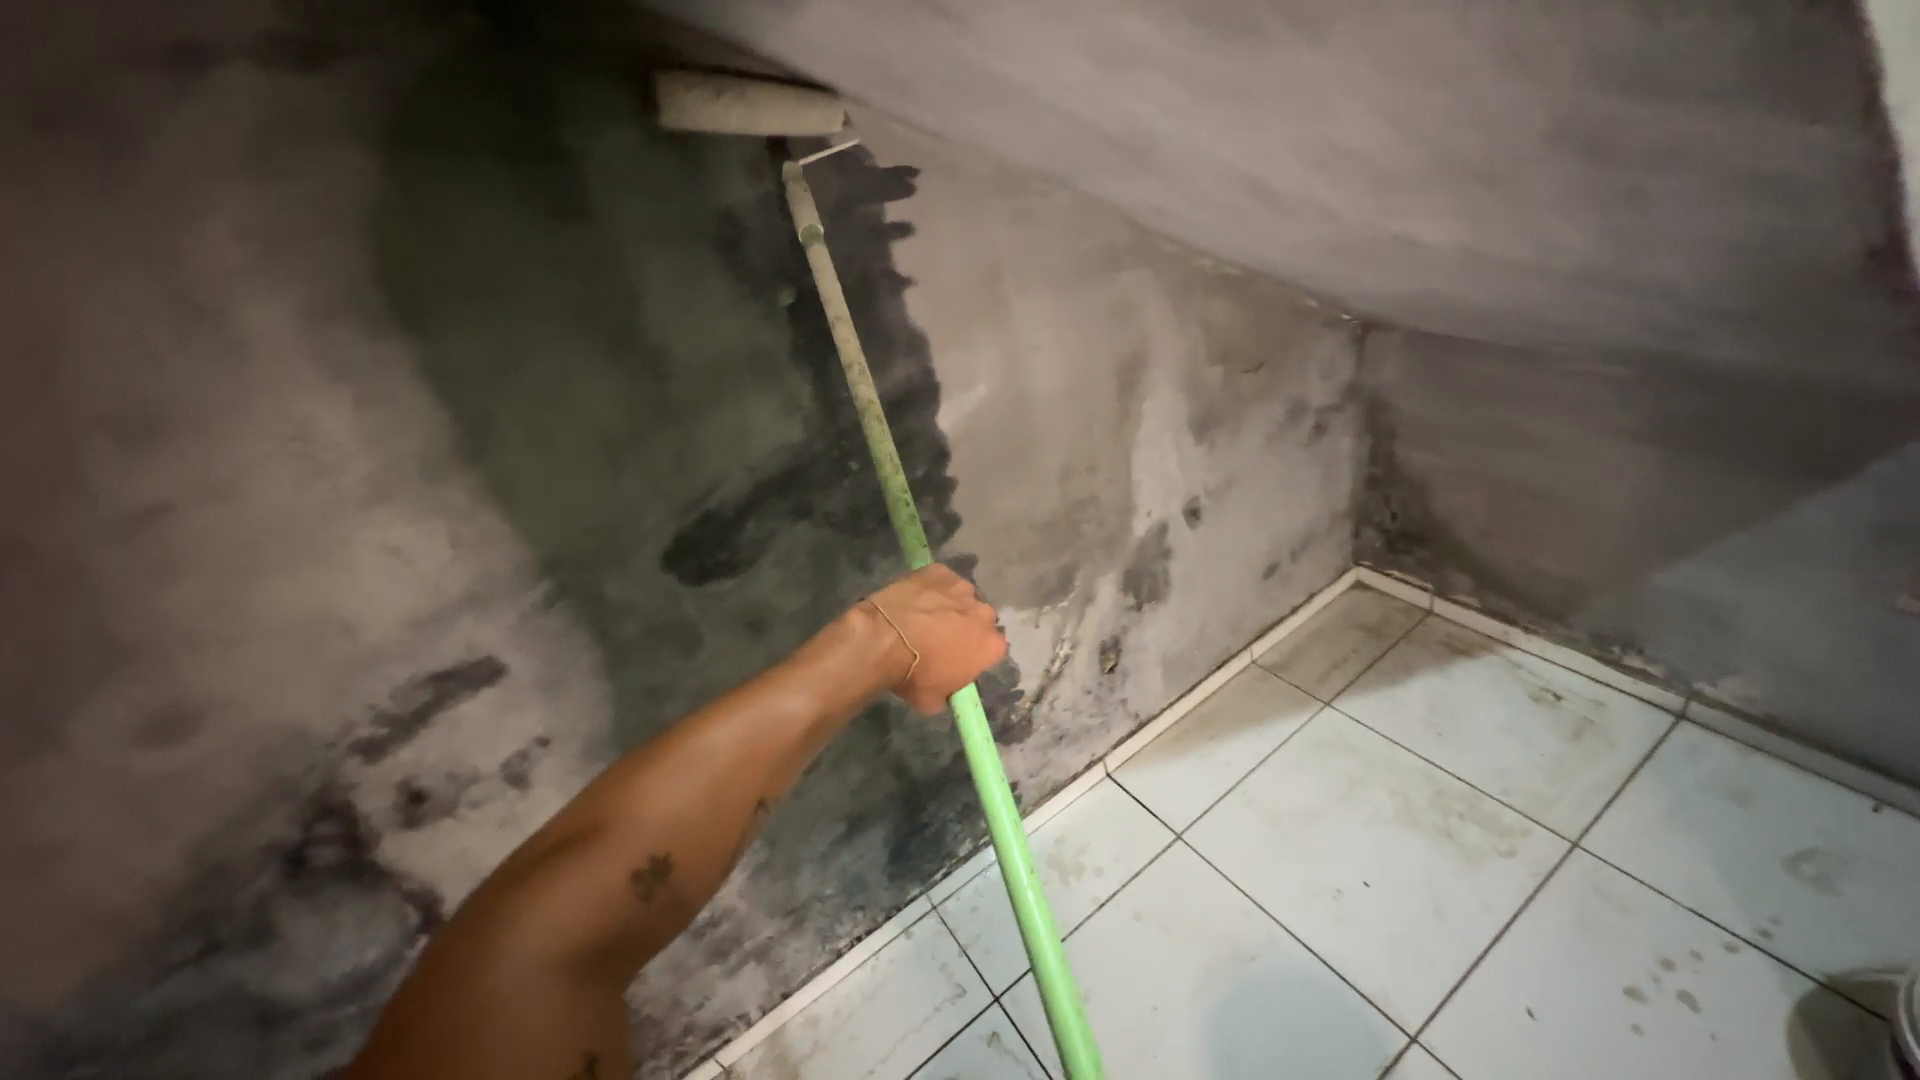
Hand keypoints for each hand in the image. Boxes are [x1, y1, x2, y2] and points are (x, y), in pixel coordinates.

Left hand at [864, 565, 1007, 713]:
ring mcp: (963, 587)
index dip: (975, 653)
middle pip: (979, 619)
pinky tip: (914, 597)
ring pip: (961, 596)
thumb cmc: (913, 675)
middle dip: (965, 626)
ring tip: (924, 614)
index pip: (992, 649)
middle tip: (940, 636)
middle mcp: (984, 613)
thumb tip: (943, 690)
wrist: (884, 639)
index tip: (957, 658)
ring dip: (949, 605)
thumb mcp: (933, 700)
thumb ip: (948, 692)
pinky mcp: (940, 571)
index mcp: (991, 646)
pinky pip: (940, 580)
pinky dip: (931, 587)